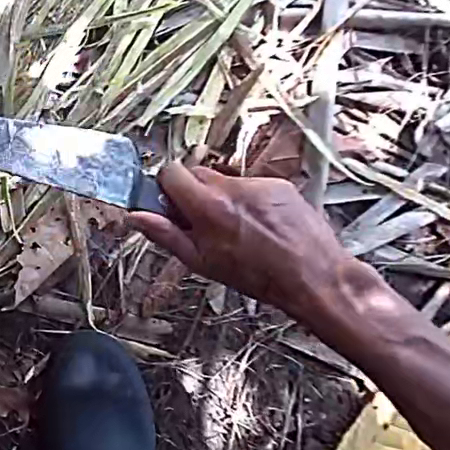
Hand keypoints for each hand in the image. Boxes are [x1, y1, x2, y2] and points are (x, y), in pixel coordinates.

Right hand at [126, 160, 355, 319]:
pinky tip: (258, 224)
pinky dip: (248, 200)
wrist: (314, 277)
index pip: (172, 172)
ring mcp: (258, 184)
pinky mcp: (280, 185)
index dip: (166, 186)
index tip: (169, 202)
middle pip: (197, 173)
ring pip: (225, 181)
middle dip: (193, 192)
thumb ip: (165, 234)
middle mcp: (232, 188)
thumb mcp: (200, 261)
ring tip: (235, 227)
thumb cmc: (257, 275)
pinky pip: (251, 185)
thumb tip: (136, 217)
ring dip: (221, 198)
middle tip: (199, 220)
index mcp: (207, 206)